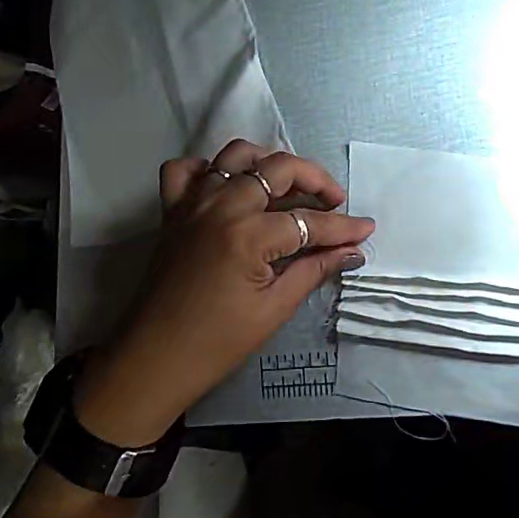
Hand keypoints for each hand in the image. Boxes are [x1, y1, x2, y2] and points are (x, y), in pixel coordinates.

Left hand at [74, 141, 372, 444]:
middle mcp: (221, 207)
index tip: (367, 228)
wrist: (151, 361)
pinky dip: (210, 169)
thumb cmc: (218, 343)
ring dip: (269, 163)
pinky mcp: (172, 212)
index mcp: (248, 235)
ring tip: (289, 185)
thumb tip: (352, 251)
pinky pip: (186, 171)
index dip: (343, 226)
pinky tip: (229, 187)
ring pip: (236, 155)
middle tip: (334, 202)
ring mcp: (193, 205)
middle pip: (278, 169)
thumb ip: (314, 269)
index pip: (309, 221)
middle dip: (315, 179)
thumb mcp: (275, 308)